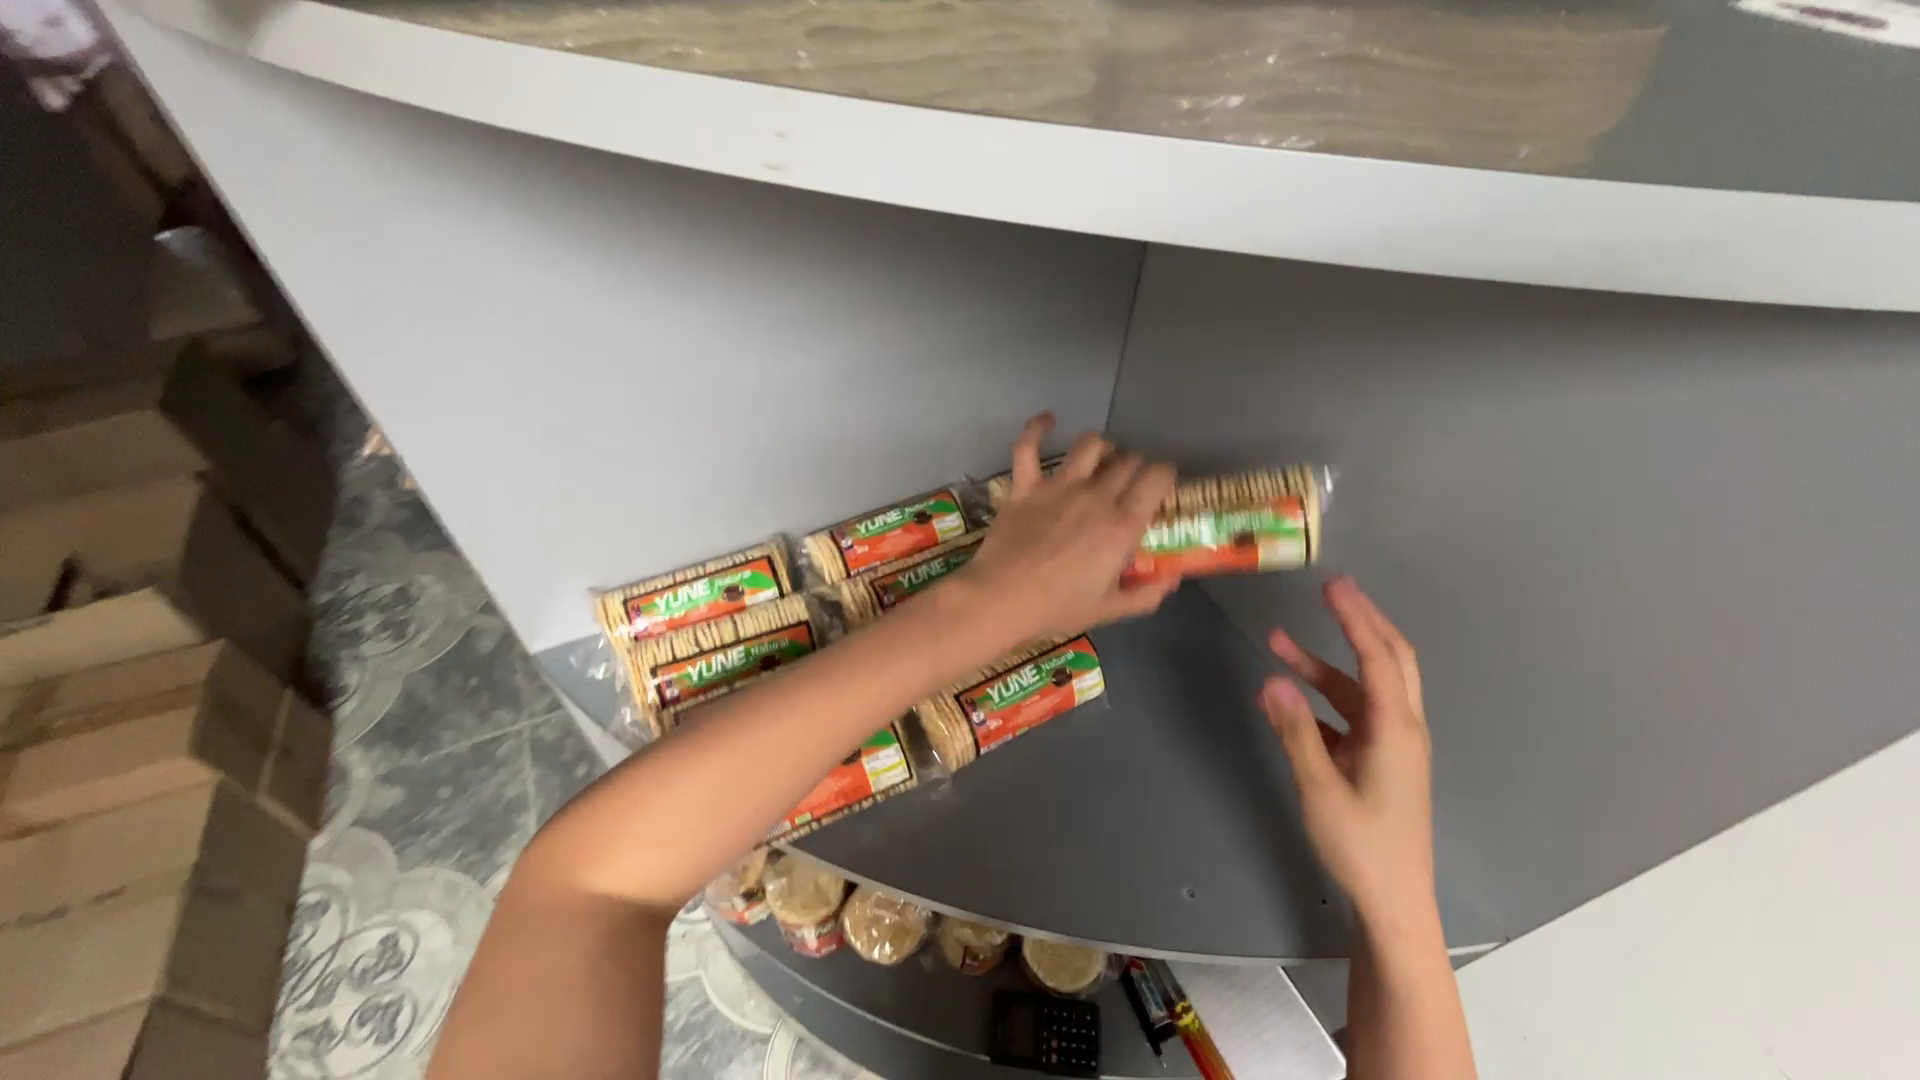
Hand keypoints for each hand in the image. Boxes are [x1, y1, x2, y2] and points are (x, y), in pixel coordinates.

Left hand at [952, 412, 1179, 642]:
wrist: (1002, 598)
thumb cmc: (1058, 607)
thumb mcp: (1110, 609)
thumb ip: (1147, 593)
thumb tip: (1174, 577)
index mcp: (1122, 524)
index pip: (1157, 478)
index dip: (1164, 476)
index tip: (1160, 487)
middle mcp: (1096, 496)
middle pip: (1127, 461)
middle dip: (1134, 467)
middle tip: (1127, 485)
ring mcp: (1058, 487)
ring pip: (1090, 444)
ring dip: (1101, 447)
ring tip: (1099, 460)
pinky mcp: (1025, 486)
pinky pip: (1029, 446)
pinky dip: (1038, 428)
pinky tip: (1047, 420)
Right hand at [1262, 577, 1434, 917]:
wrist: (1393, 900)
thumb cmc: (1360, 845)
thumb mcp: (1319, 788)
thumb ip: (1295, 731)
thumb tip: (1270, 680)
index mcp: (1396, 730)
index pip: (1378, 659)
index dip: (1355, 619)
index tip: (1332, 586)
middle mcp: (1402, 728)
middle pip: (1390, 661)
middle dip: (1360, 622)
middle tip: (1332, 591)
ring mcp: (1392, 745)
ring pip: (1363, 688)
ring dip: (1325, 664)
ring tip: (1278, 642)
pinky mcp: (1379, 760)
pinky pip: (1352, 714)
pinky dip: (1322, 699)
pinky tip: (1287, 700)